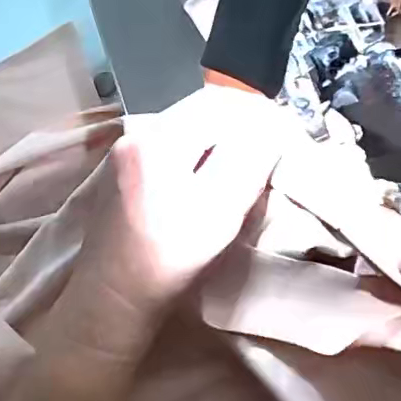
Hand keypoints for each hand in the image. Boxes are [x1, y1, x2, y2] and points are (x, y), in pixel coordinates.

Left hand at [56, 86, 285, 366]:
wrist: (111, 294)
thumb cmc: (168, 265)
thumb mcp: (219, 217)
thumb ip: (248, 165)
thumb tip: (273, 130)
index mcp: (161, 145)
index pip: (224, 108)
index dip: (263, 116)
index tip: (289, 130)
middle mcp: (141, 135)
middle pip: (204, 106)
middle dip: (245, 115)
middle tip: (276, 133)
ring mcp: (128, 145)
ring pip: (188, 117)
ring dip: (224, 123)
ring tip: (252, 144)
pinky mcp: (123, 159)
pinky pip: (172, 133)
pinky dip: (201, 136)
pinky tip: (216, 157)